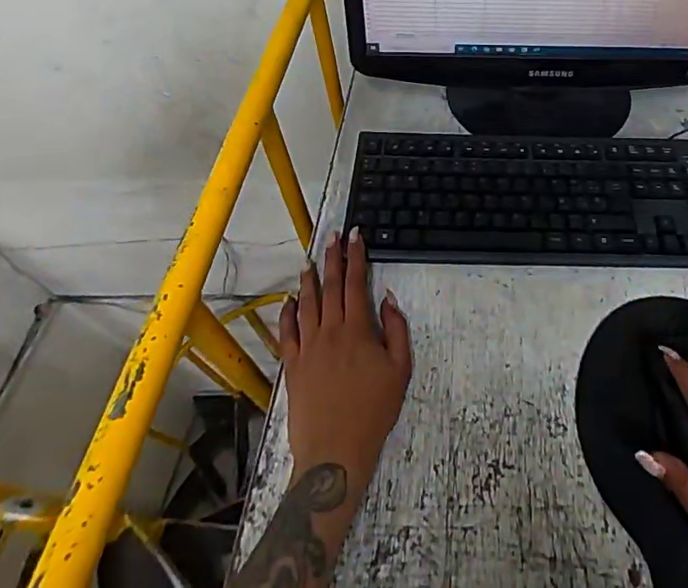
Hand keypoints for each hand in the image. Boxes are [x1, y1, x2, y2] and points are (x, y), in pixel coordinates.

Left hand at [279, 233, 412, 486]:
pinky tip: (290, 301)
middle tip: (332, 236)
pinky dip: (288, 313)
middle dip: (332, 258)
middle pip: (330, 287)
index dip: (356, 256)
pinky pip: (287, 332)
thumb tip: (387, 298)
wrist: (335, 451)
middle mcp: (329, 332)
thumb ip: (396, 330)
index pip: (356, 283)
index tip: (355, 235)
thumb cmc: (374, 410)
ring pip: (307, 304)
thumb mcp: (400, 369)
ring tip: (311, 260)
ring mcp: (307, 348)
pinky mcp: (291, 366)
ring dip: (310, 280)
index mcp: (357, 330)